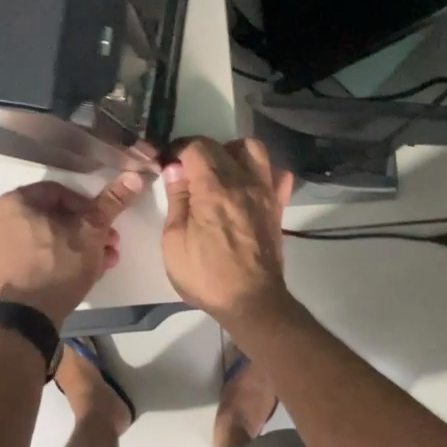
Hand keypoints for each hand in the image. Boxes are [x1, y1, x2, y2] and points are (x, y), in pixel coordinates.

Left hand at [0, 173, 143, 326]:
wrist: (28, 316)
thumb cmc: (59, 265)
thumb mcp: (91, 231)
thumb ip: (111, 202)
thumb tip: (132, 176)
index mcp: (16, 201)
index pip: (61, 192)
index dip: (89, 207)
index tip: (105, 224)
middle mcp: (0, 218)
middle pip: (56, 216)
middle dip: (88, 230)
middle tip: (109, 244)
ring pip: (48, 237)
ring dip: (79, 246)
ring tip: (103, 262)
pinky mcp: (3, 269)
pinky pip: (36, 255)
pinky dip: (59, 259)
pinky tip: (83, 273)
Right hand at [161, 138, 295, 323]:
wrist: (251, 301)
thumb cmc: (206, 276)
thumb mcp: (175, 242)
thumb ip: (177, 200)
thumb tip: (175, 169)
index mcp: (213, 188)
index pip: (195, 147)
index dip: (177, 151)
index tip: (168, 165)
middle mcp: (243, 182)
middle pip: (222, 145)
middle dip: (200, 152)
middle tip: (188, 172)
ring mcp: (265, 193)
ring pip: (254, 150)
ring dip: (234, 153)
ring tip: (220, 172)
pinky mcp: (277, 207)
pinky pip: (278, 176)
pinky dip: (264, 174)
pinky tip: (250, 187)